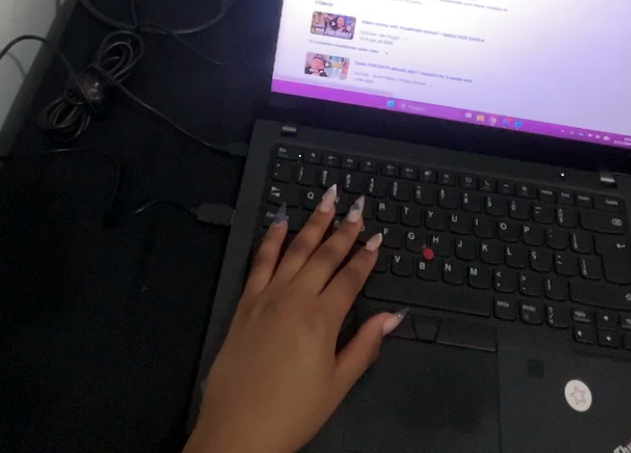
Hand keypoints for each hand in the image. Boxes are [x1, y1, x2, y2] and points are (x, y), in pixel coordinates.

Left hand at [185, 186, 404, 452]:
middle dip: (344, 230)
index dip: (366, 257)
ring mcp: (268, 296)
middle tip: (357, 207)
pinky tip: (281, 221)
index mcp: (322, 319)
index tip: (376, 237)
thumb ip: (365, 346)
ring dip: (313, 222)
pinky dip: (272, 238)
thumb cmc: (292, 413)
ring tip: (327, 200)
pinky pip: (261, 260)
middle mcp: (296, 298)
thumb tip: (393, 317)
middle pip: (325, 255)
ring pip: (296, 248)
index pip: (350, 278)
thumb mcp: (337, 385)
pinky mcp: (246, 302)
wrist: (237, 432)